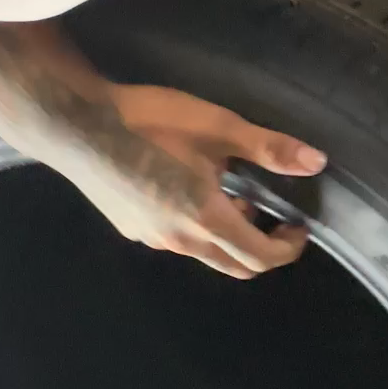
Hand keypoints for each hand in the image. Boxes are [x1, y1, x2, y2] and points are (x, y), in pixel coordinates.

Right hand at [66, 83, 326, 277]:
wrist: (72, 122)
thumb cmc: (149, 122)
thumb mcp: (218, 129)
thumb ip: (269, 149)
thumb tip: (316, 162)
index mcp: (207, 221)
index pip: (261, 257)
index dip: (288, 248)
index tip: (298, 226)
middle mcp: (181, 242)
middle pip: (236, 266)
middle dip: (264, 249)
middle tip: (276, 221)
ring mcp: (152, 239)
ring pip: (207, 255)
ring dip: (231, 237)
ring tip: (236, 197)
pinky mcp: (131, 229)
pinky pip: (179, 242)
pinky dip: (201, 230)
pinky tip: (192, 193)